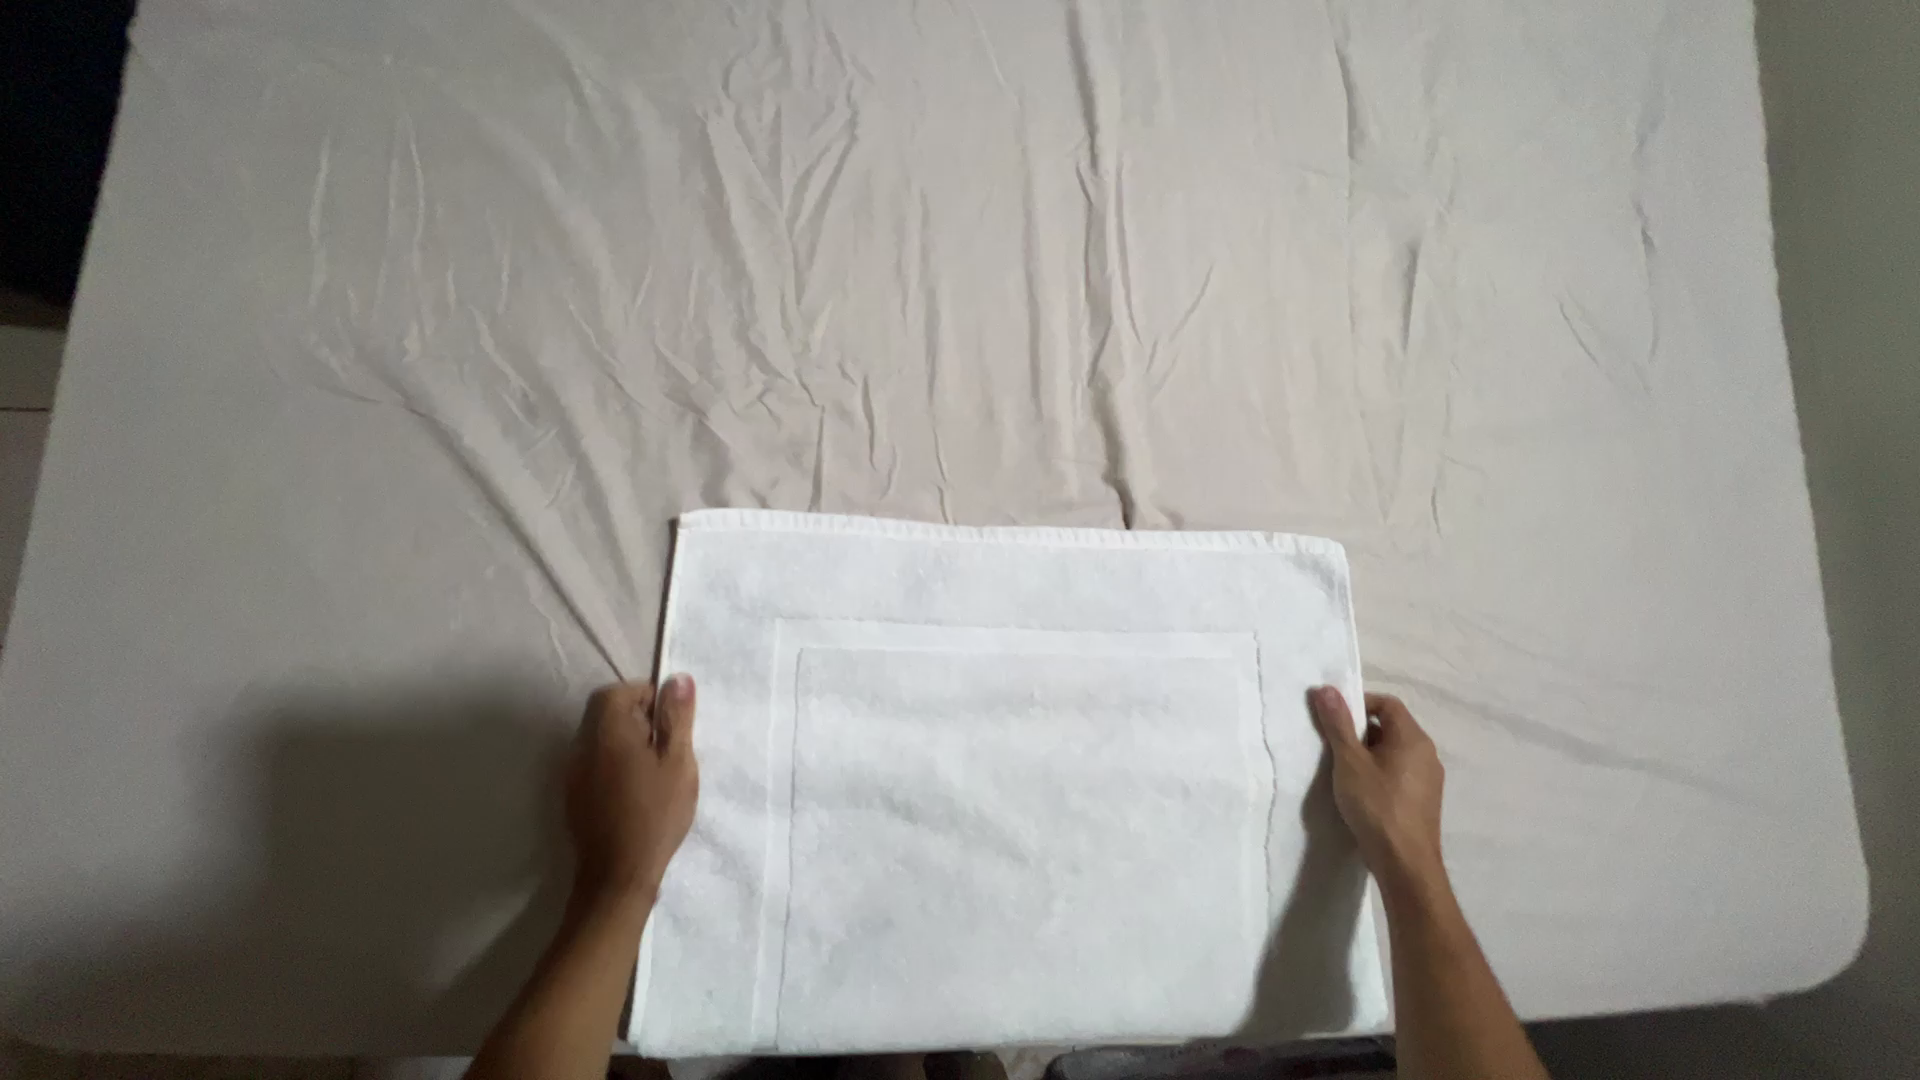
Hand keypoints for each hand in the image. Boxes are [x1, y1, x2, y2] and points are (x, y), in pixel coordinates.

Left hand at [566, 675, 699, 909]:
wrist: (618, 875)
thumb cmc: (655, 813)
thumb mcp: (678, 762)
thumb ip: (676, 717)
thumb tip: (677, 678)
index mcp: (606, 733)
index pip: (616, 692)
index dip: (644, 695)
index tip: (670, 720)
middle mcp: (581, 747)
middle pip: (604, 713)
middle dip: (637, 718)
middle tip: (667, 746)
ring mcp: (572, 773)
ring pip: (599, 738)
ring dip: (626, 741)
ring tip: (655, 769)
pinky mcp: (573, 796)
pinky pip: (594, 762)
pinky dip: (615, 762)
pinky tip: (637, 789)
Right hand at [1308, 687, 1446, 896]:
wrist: (1405, 863)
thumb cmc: (1376, 805)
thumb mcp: (1349, 761)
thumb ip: (1338, 723)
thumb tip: (1326, 688)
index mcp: (1413, 739)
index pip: (1387, 704)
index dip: (1359, 703)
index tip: (1334, 719)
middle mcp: (1427, 754)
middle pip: (1390, 726)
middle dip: (1359, 730)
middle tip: (1333, 744)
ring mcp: (1428, 779)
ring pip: (1394, 751)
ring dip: (1367, 752)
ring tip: (1343, 769)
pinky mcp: (1423, 800)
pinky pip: (1399, 772)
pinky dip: (1378, 771)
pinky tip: (1360, 791)